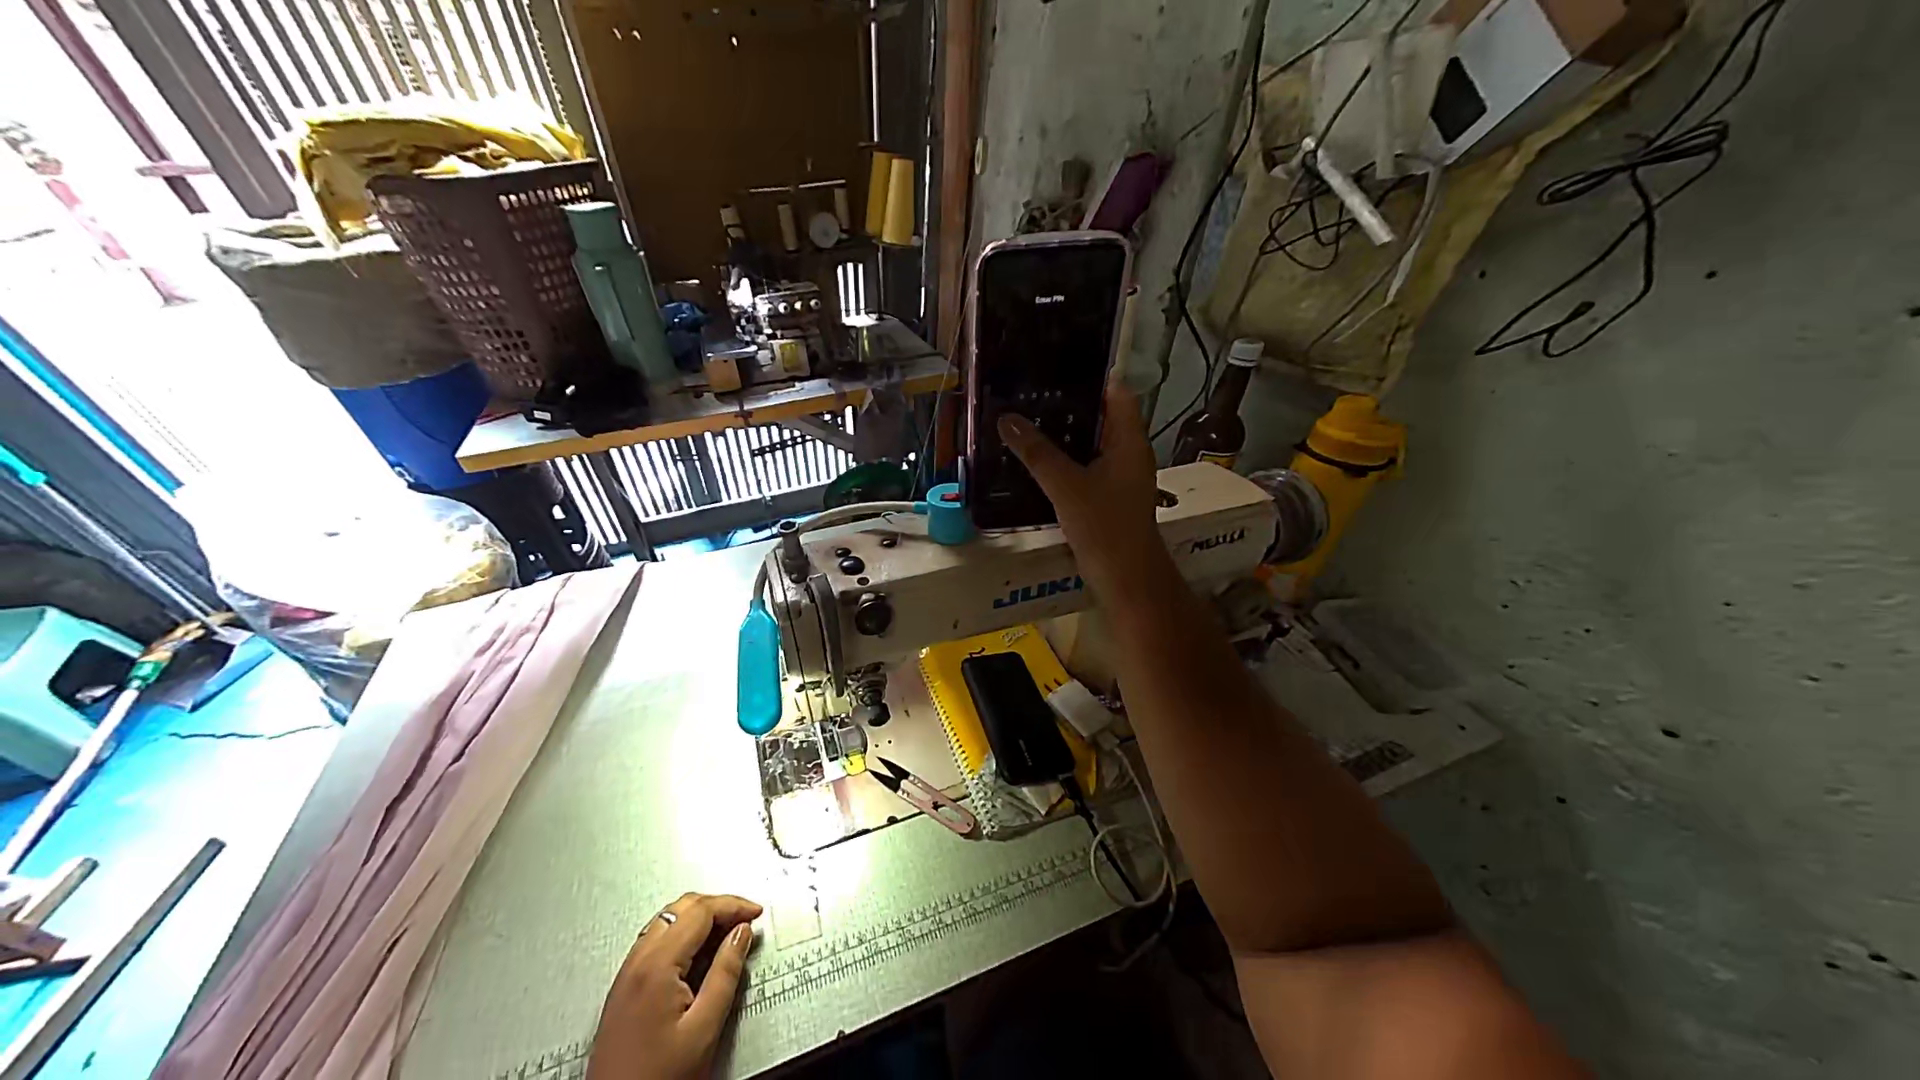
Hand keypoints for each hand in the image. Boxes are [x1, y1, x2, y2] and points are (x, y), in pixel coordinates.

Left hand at [587, 893, 762, 1079]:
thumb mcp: (704, 1027)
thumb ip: (726, 973)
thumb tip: (741, 934)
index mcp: (656, 966)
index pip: (700, 911)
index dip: (733, 905)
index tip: (755, 913)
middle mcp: (636, 963)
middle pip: (682, 909)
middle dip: (718, 906)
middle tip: (745, 919)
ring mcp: (627, 975)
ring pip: (667, 921)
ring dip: (700, 918)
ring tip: (727, 934)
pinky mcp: (624, 989)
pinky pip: (656, 941)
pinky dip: (683, 935)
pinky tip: (699, 954)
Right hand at [996, 383, 1168, 585]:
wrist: (1127, 580)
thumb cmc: (1105, 527)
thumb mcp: (1066, 485)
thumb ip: (1036, 452)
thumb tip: (1007, 419)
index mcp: (1129, 441)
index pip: (1116, 392)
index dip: (1090, 376)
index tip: (1055, 367)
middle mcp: (1129, 453)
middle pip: (1101, 416)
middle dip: (1068, 405)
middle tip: (1030, 393)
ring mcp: (1120, 476)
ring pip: (1091, 444)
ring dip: (1064, 435)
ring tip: (1027, 421)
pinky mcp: (1108, 497)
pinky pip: (1086, 467)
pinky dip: (1065, 460)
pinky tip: (1037, 461)